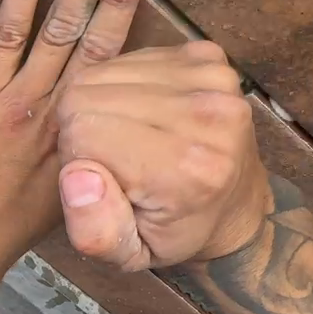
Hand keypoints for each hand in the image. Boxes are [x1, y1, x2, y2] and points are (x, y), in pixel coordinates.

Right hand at [54, 42, 270, 269]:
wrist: (238, 208)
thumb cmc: (173, 235)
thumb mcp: (127, 255)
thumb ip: (94, 230)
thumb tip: (76, 175)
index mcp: (185, 170)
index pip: (83, 129)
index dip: (74, 155)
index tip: (97, 179)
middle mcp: (208, 115)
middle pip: (88, 95)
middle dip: (82, 127)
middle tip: (109, 159)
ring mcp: (213, 80)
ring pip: (104, 74)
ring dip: (101, 104)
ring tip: (127, 137)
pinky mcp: (210, 57)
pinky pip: (130, 60)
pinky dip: (124, 86)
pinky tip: (143, 114)